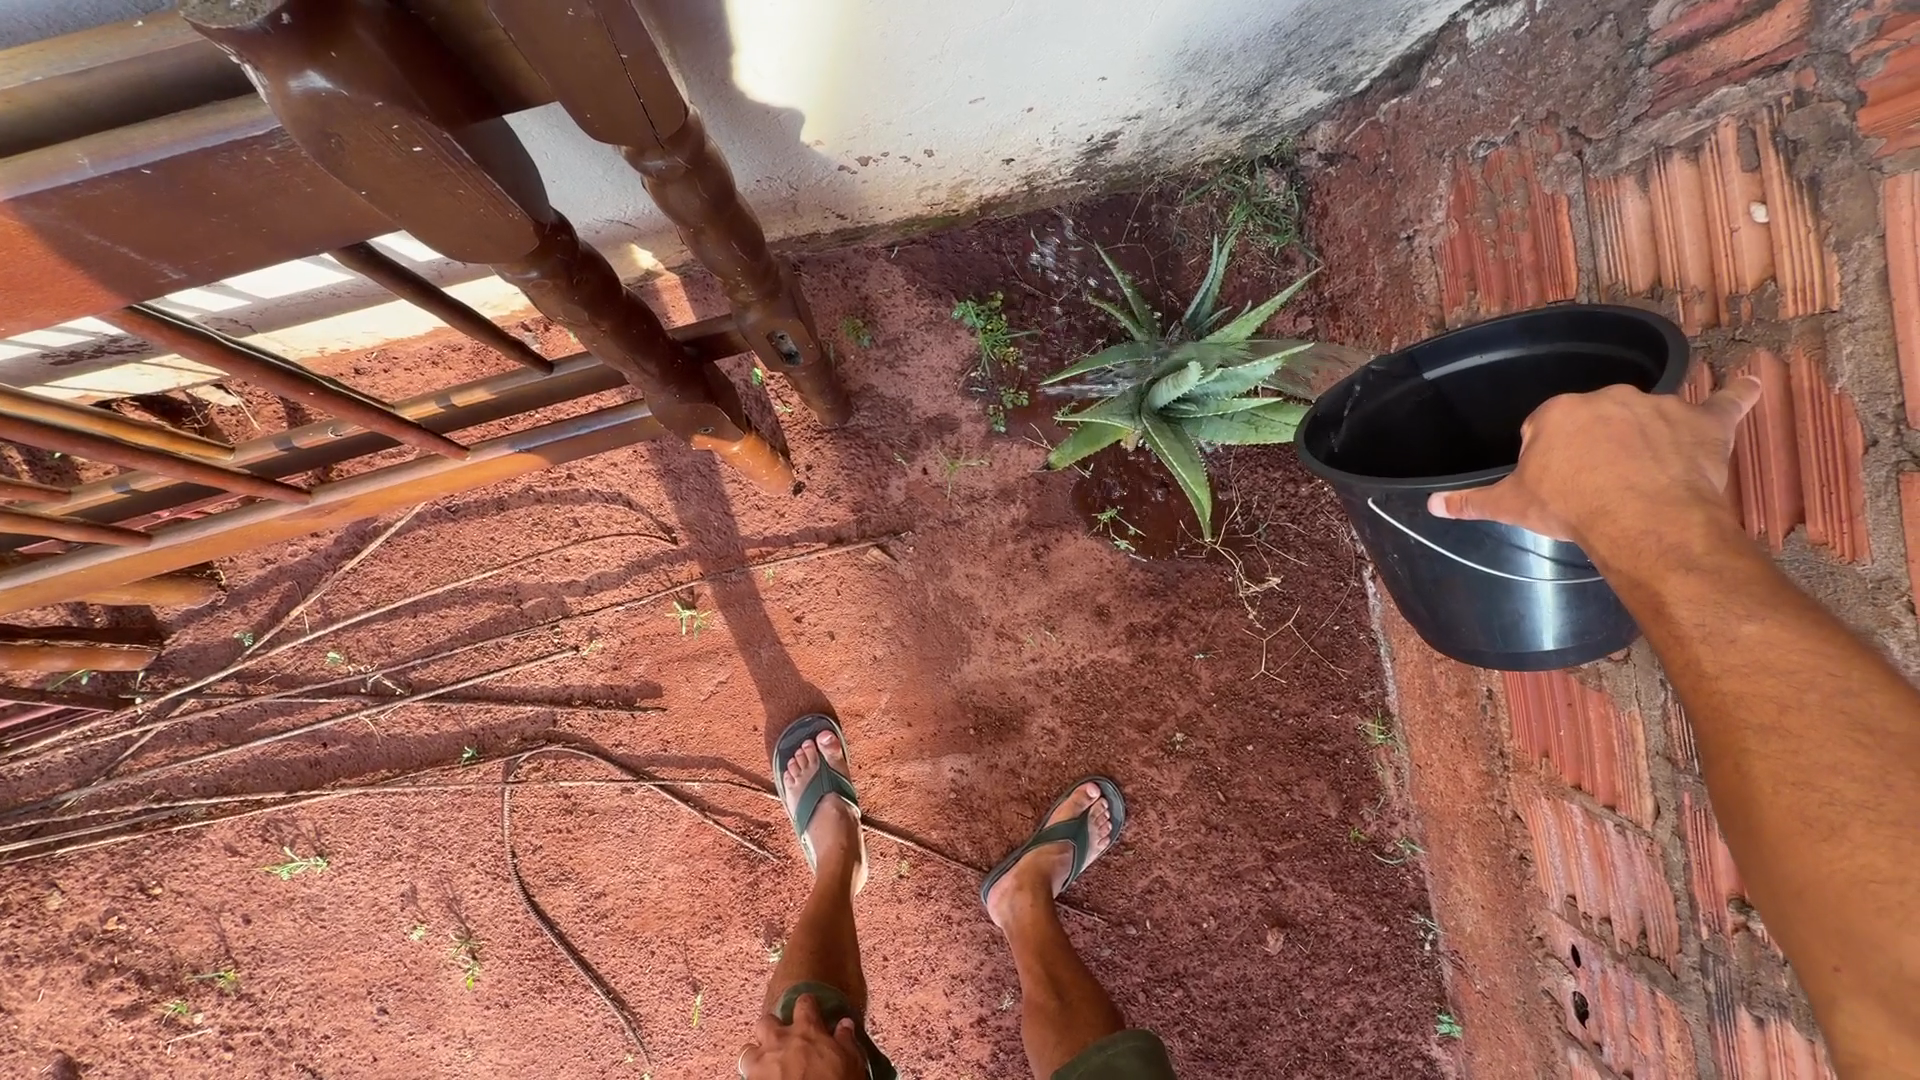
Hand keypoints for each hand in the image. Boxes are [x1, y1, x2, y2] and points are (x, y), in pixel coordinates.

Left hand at [737, 994, 866, 1079]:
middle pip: (767, 1021)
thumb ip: (845, 1040)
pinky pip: (743, 1076)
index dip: (806, 1006)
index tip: (810, 1011)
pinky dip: (751, 1078)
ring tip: (764, 1066)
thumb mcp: (850, 1062)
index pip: (804, 1003)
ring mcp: (762, 1063)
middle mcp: (780, 1040)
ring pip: (747, 1049)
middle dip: (771, 1029)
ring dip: (755, 1056)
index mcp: (806, 1030)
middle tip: (782, 1041)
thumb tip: (845, 1023)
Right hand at [1426, 377, 1760, 547]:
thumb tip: (1432, 506)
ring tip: (1644, 467)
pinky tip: (1749, 384)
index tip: (1555, 482)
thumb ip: (1471, 501)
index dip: (1549, 456)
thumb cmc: (1568, 507)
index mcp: (1557, 412)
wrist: (1638, 519)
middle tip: (1593, 483)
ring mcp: (1658, 407)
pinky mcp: (1703, 423)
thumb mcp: (1511, 505)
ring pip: (1648, 414)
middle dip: (1594, 443)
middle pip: (1595, 417)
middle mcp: (1607, 398)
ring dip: (1646, 432)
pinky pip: (1726, 402)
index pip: (1545, 427)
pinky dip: (1737, 395)